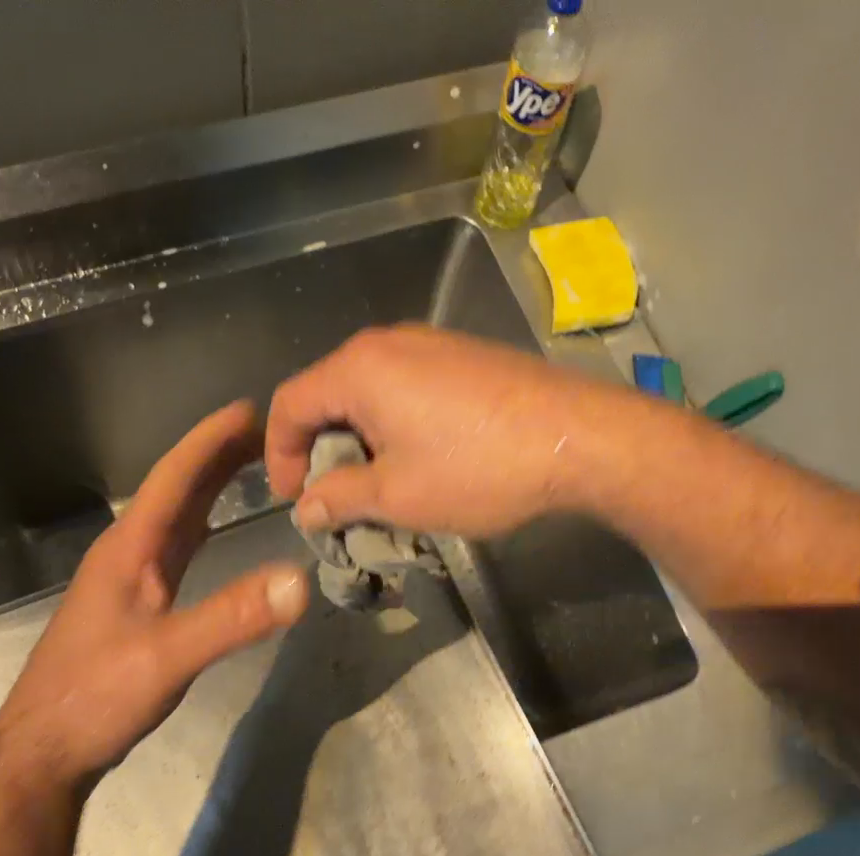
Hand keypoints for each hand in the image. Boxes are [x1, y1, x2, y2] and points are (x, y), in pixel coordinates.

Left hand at [0, 401, 309, 788]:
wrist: (45, 749)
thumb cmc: (95, 697)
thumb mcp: (167, 658)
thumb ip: (231, 619)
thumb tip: (301, 580)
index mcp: (130, 549)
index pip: (174, 478)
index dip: (212, 440)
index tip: (254, 408)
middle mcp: (128, 552)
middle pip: (178, 489)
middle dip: (220, 454)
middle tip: (271, 429)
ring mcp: (129, 579)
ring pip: (178, 517)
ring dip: (213, 486)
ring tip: (254, 464)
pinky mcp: (136, 604)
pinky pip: (178, 547)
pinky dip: (205, 524)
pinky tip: (217, 528)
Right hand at [265, 324, 642, 537]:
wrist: (580, 437)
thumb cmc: (477, 468)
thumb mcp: (398, 495)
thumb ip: (340, 497)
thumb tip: (307, 507)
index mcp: (359, 368)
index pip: (290, 404)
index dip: (280, 455)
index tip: (295, 499)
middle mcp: (388, 343)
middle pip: (328, 393)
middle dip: (321, 449)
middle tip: (336, 497)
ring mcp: (431, 344)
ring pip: (369, 391)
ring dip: (360, 439)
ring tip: (379, 485)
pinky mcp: (464, 356)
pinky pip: (406, 386)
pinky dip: (394, 423)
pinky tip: (421, 458)